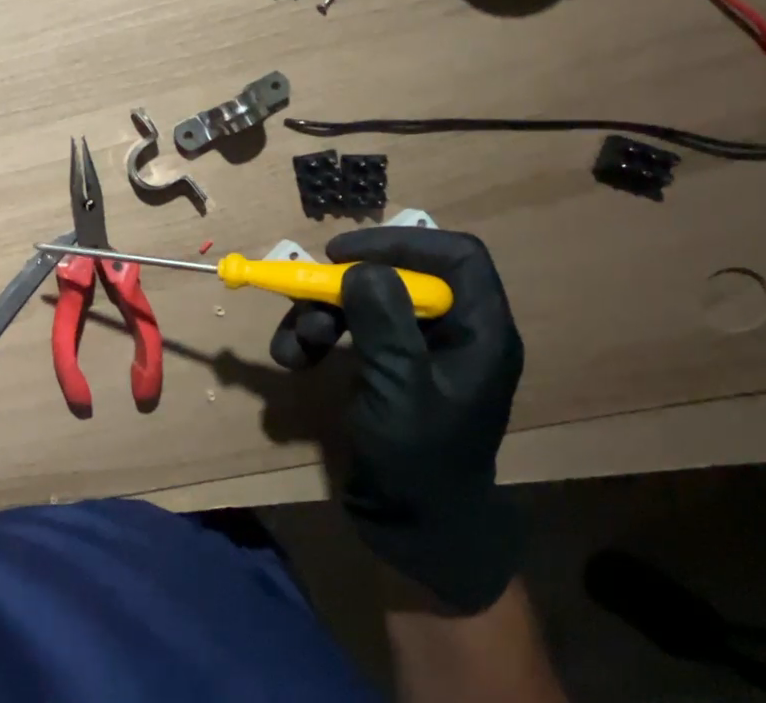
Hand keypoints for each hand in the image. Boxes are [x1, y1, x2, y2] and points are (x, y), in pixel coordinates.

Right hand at [270, 227, 525, 613]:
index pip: (457, 257)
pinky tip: (292, 363)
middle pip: (393, 278)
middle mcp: (450, 334)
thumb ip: (384, 323)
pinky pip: (347, 333)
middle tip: (297, 300)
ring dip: (314, 318)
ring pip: (359, 305)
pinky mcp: (385, 370)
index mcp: (478, 333)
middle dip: (337, 291)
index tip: (342, 254)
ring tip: (287, 351)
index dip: (400, 243)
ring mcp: (415, 353)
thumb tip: (362, 268)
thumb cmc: (418, 456)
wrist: (412, 523)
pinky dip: (313, 341)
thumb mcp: (399, 386)